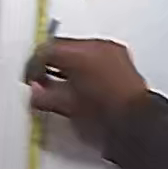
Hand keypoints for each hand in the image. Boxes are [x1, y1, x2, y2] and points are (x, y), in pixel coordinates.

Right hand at [24, 38, 149, 127]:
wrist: (136, 123)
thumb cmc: (102, 115)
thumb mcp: (66, 106)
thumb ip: (44, 96)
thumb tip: (36, 92)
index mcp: (79, 55)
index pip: (45, 51)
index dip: (33, 66)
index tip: (30, 80)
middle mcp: (95, 46)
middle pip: (61, 45)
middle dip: (48, 61)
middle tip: (41, 80)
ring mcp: (110, 49)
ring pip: (77, 48)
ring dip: (65, 62)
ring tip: (60, 81)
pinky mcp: (120, 57)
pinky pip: (93, 53)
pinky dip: (82, 63)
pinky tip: (79, 80)